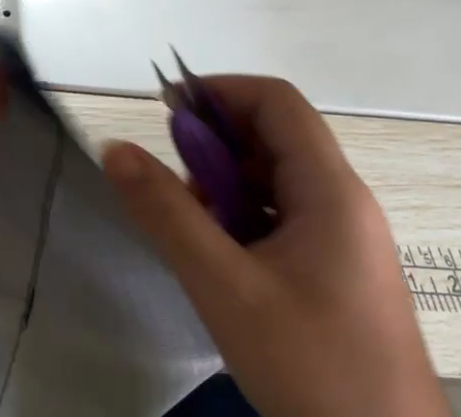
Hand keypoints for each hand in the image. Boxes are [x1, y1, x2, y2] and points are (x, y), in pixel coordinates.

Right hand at [103, 76, 448, 416]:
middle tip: (169, 184)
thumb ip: (167, 213)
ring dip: (225, 189)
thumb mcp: (225, 287)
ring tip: (190, 231)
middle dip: (214, 148)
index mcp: (330, 191)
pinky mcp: (339, 274)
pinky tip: (220, 263)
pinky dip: (243, 221)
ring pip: (275, 183)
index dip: (219, 92)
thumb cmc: (313, 367)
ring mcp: (346, 241)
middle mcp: (344, 203)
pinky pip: (284, 220)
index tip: (166, 111)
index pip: (276, 102)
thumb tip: (115, 147)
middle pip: (274, 139)